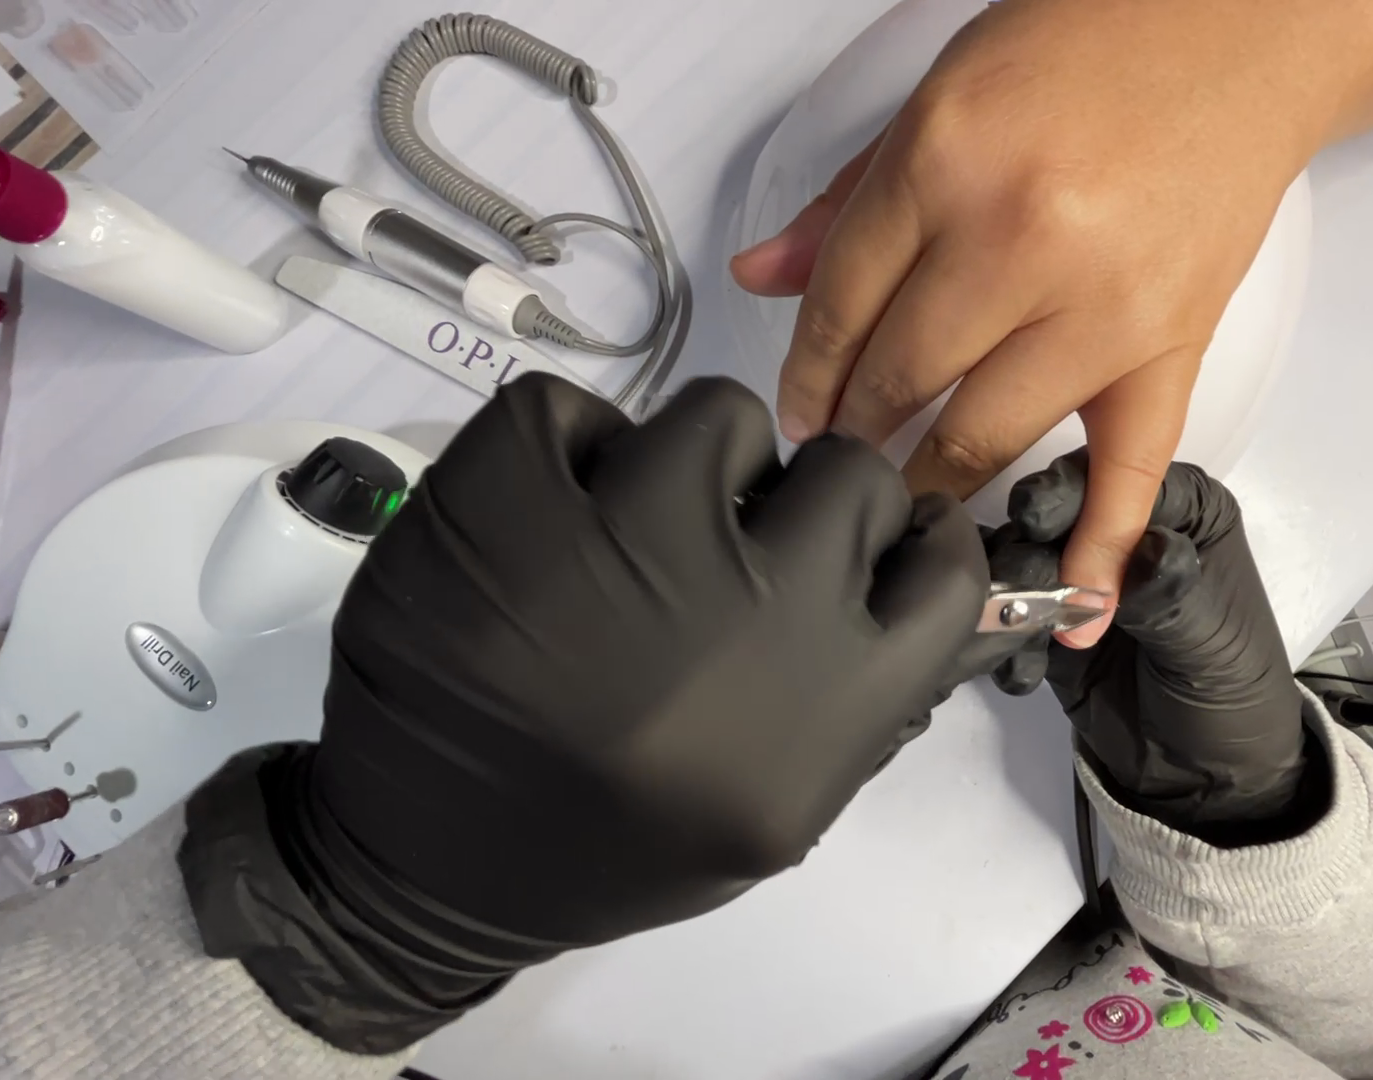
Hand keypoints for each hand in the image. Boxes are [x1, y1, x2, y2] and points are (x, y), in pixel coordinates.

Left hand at [180, 375, 991, 1051]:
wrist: (429, 870)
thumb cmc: (621, 844)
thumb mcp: (778, 805)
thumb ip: (856, 689)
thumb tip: (901, 567)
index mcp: (823, 709)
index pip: (943, 574)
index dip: (922, 537)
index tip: (890, 532)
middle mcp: (741, 618)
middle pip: (851, 471)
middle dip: (814, 494)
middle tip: (751, 530)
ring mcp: (614, 549)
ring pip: (720, 413)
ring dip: (696, 462)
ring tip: (638, 524)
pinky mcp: (494, 508)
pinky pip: (566, 410)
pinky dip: (567, 448)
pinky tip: (547, 515)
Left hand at [732, 0, 1337, 639]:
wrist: (1249, 25)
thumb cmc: (1089, 45)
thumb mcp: (940, 97)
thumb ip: (843, 201)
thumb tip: (759, 273)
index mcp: (945, 161)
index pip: (840, 305)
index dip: (807, 376)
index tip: (800, 419)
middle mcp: (1020, 241)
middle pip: (899, 377)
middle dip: (856, 433)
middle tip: (839, 465)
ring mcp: (1101, 309)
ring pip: (982, 434)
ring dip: (925, 483)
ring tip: (896, 503)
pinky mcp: (1169, 350)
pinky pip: (1130, 468)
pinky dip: (1099, 548)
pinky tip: (1069, 618)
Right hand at [984, 452, 1321, 844]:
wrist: (1194, 781)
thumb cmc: (1228, 702)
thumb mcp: (1210, 645)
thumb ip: (1170, 594)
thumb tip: (1144, 548)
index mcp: (1180, 517)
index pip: (1121, 478)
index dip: (1074, 490)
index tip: (1035, 515)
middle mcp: (1121, 534)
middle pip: (1060, 509)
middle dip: (1033, 540)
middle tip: (1017, 574)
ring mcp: (1077, 577)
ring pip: (1024, 554)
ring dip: (1011, 586)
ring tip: (1015, 623)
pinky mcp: (1044, 620)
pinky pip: (1008, 608)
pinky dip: (1005, 634)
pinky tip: (1017, 668)